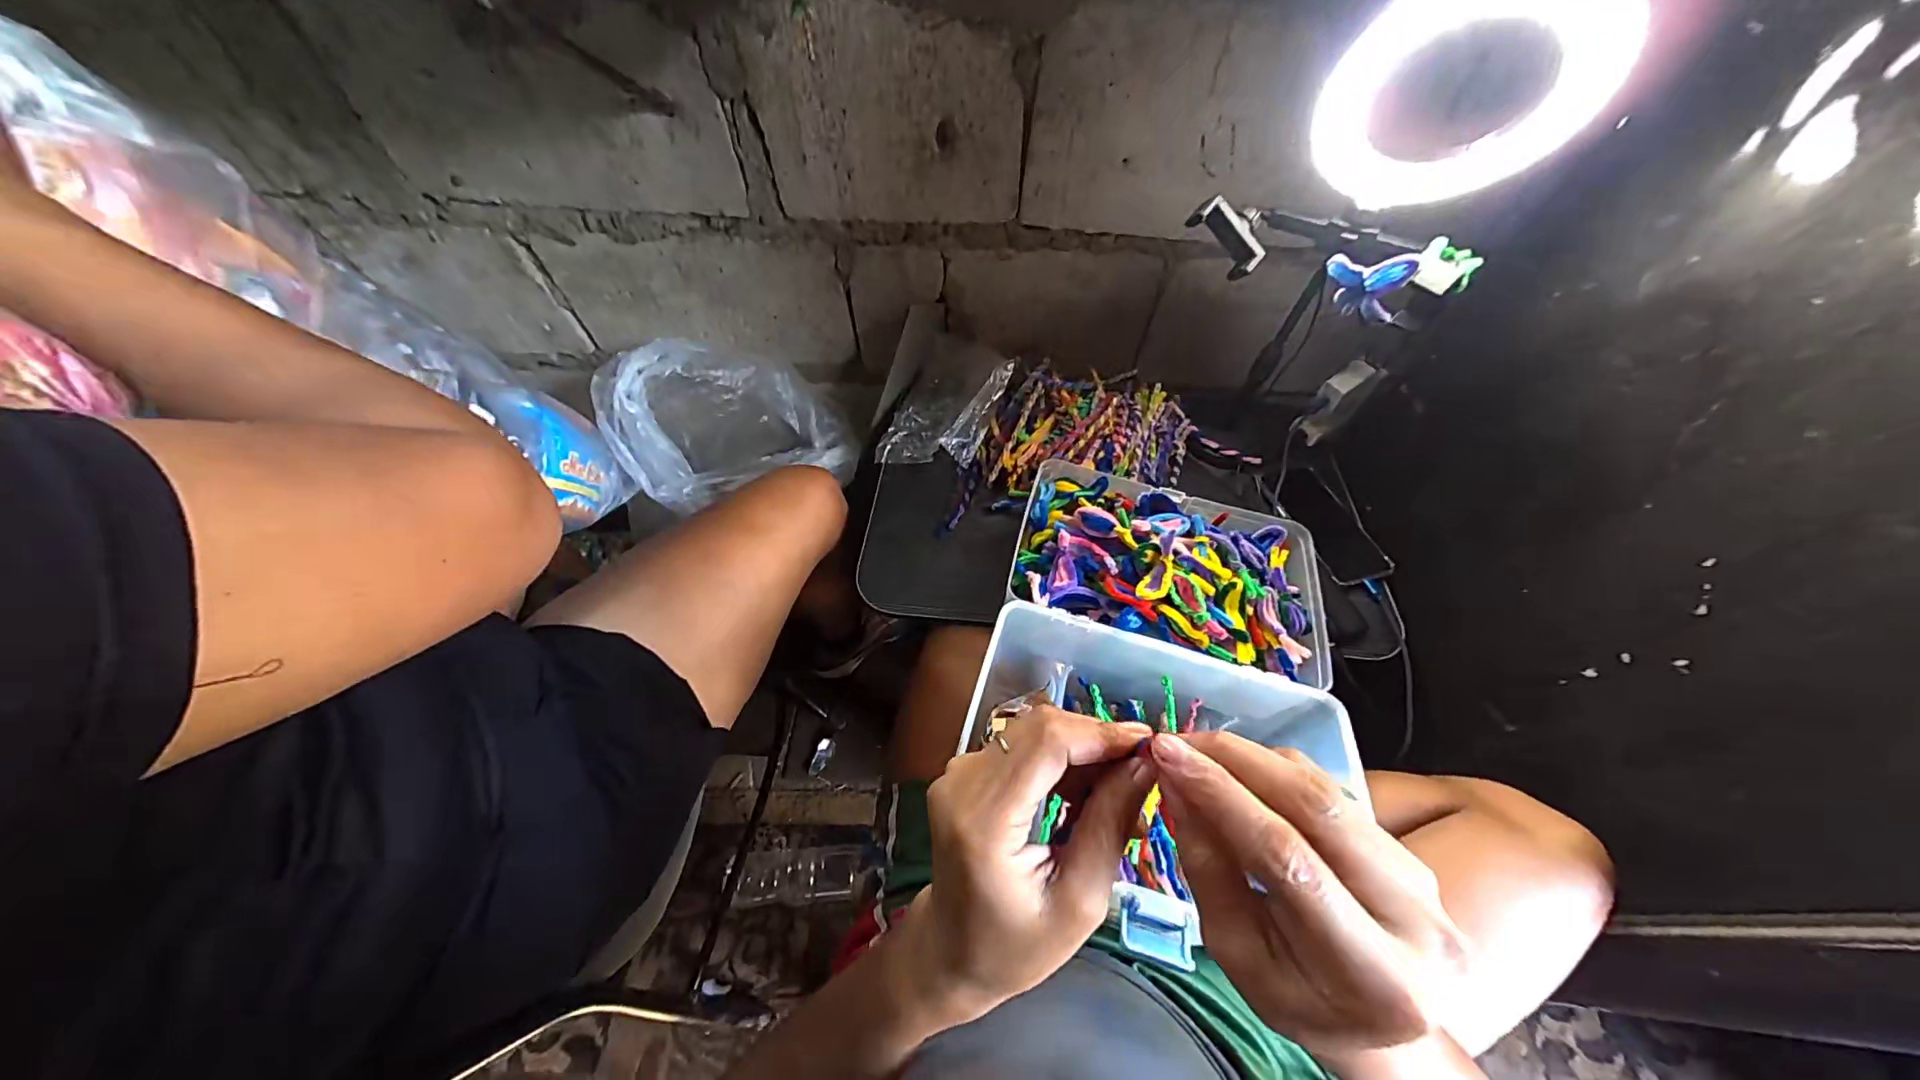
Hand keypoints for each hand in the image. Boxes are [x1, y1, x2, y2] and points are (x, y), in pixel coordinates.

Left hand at [896, 705, 1155, 1023]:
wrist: (950, 952)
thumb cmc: (1015, 946)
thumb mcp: (1079, 902)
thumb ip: (1109, 825)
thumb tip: (1144, 764)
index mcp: (984, 820)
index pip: (1046, 741)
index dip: (1100, 733)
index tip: (1147, 744)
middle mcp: (962, 783)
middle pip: (1039, 728)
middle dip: (1095, 740)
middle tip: (1138, 770)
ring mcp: (957, 773)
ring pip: (1033, 731)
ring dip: (1080, 750)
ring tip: (1115, 790)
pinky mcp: (963, 772)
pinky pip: (1020, 745)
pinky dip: (1058, 759)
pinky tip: (1082, 793)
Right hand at [1150, 732, 1469, 1057]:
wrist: (1379, 1023)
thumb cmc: (1297, 999)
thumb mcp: (1238, 953)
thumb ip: (1208, 870)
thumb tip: (1176, 788)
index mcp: (1373, 973)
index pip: (1284, 856)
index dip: (1220, 794)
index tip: (1167, 756)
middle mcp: (1415, 918)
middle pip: (1314, 806)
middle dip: (1235, 760)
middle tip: (1177, 742)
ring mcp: (1421, 879)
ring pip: (1326, 790)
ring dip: (1253, 757)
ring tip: (1198, 749)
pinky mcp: (1409, 850)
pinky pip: (1334, 792)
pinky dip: (1277, 770)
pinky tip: (1238, 767)